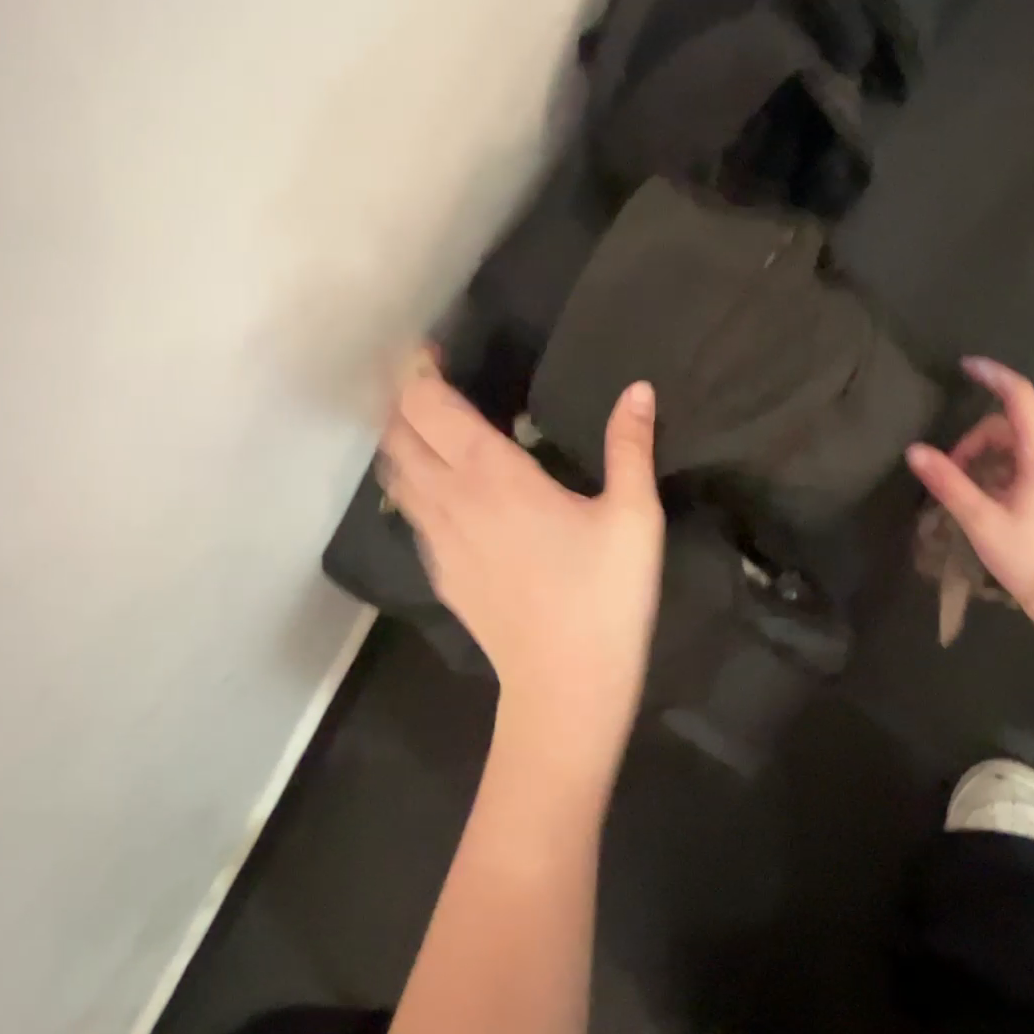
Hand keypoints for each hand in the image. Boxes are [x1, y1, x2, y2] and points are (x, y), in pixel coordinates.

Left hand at [377, 348, 664, 717]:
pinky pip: (410, 511)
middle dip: (401, 397)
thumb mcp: (634, 518)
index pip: (429, 406)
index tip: (429, 347)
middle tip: (427, 377)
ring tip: (427, 423)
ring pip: (395, 474)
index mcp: (494, 476)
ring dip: (401, 439)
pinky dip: (412, 482)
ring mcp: (438, 541)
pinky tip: (444, 489)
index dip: (418, 370)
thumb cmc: (604, 597)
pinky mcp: (441, 573)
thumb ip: (631, 447)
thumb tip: (638, 389)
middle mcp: (451, 500)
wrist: (565, 685)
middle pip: (399, 434)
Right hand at [906, 356, 1033, 619]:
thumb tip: (914, 451)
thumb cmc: (1026, 556)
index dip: (992, 375)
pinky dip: (995, 471)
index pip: (1019, 396)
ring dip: (982, 459)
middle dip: (973, 442)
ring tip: (963, 493)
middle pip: (1007, 426)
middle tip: (949, 476)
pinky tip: (982, 500)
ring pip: (1012, 446)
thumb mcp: (980, 518)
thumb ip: (948, 481)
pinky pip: (1021, 463)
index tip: (965, 365)